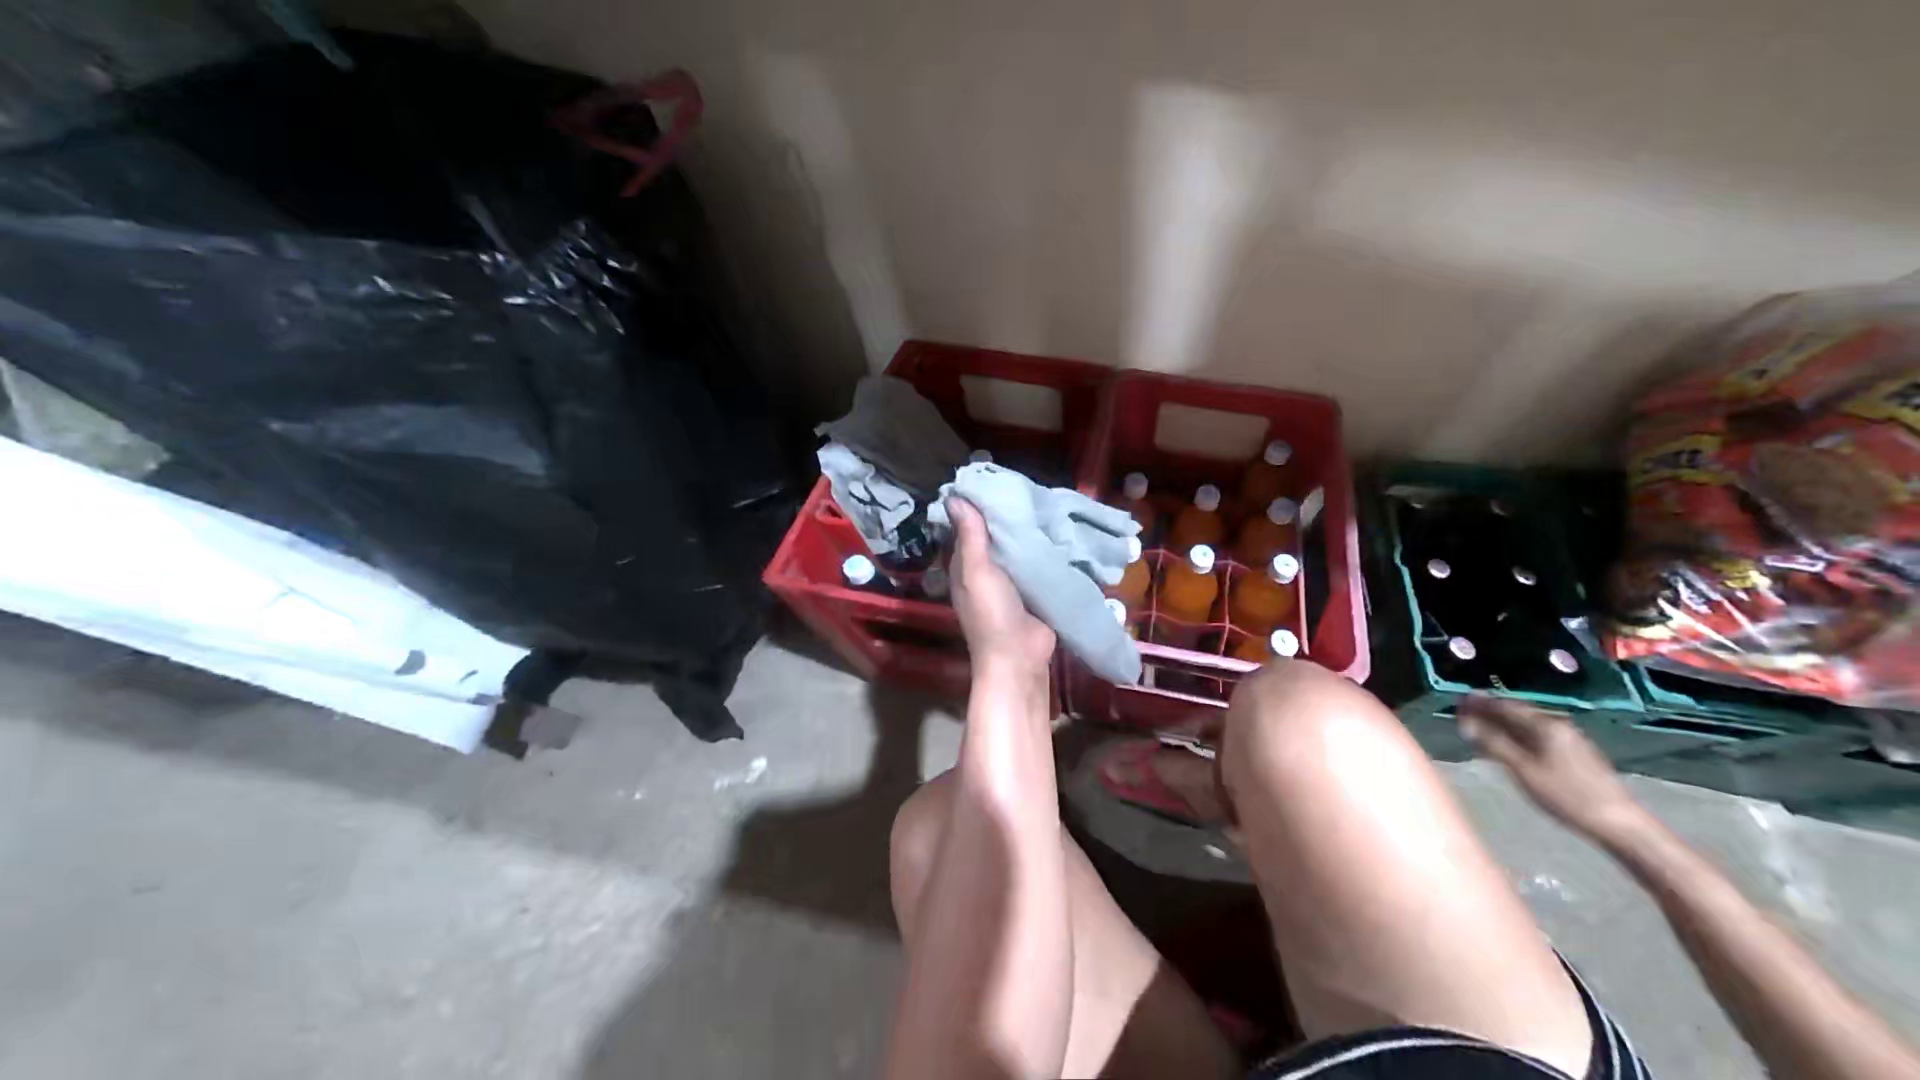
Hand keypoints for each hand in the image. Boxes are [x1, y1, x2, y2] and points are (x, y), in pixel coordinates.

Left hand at [945, 496, 1053, 675]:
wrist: (1020, 658)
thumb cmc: (992, 614)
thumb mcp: (977, 572)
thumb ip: (970, 537)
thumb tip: (954, 497)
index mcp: (966, 564)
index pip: (970, 526)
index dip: (980, 504)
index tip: (999, 478)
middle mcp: (986, 569)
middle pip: (997, 535)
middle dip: (1011, 514)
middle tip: (1032, 487)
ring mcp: (1012, 581)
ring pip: (1019, 547)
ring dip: (1030, 531)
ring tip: (1049, 502)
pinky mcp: (1034, 590)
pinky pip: (1038, 563)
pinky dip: (1046, 549)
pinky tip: (1061, 531)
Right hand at [1458, 693, 1647, 843]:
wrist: (1618, 822)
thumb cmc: (1566, 795)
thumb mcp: (1523, 770)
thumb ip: (1493, 743)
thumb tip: (1466, 722)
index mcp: (1545, 726)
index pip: (1505, 706)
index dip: (1480, 703)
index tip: (1459, 700)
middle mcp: (1558, 725)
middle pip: (1517, 712)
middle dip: (1490, 711)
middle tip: (1465, 712)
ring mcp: (1569, 739)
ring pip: (1528, 724)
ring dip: (1503, 723)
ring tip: (1481, 726)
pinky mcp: (1575, 753)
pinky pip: (1538, 735)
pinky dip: (1517, 734)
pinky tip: (1509, 743)